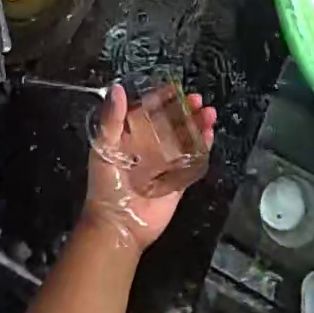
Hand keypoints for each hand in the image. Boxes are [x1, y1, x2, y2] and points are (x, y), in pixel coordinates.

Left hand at [81, 84, 216, 252]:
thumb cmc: (106, 183)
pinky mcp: (178, 182)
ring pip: (185, 139)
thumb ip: (112, 118)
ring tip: (209, 114)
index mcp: (130, 136)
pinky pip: (193, 162)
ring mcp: (165, 164)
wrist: (118, 225)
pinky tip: (210, 135)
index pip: (148, 111)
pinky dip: (203, 148)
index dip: (161, 99)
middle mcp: (149, 147)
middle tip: (198, 99)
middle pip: (171, 123)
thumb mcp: (104, 146)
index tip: (174, 88)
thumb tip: (117, 87)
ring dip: (197, 125)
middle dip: (185, 110)